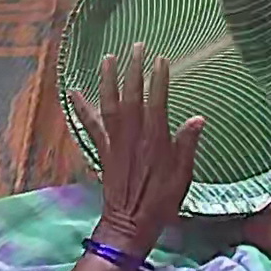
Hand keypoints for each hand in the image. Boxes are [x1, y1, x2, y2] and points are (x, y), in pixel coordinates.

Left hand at [69, 43, 204, 257]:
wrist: (129, 224)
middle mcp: (133, 136)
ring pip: (109, 104)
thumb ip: (187, 146)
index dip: (159, 79)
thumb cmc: (160, 201)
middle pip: (132, 96)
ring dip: (108, 80)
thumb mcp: (182, 176)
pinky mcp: (102, 150)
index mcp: (155, 140)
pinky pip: (90, 125)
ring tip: (108, 57)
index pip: (157, 102)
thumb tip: (197, 119)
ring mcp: (114, 142)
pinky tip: (73, 92)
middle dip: (134, 70)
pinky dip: (81, 108)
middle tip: (136, 46)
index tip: (161, 59)